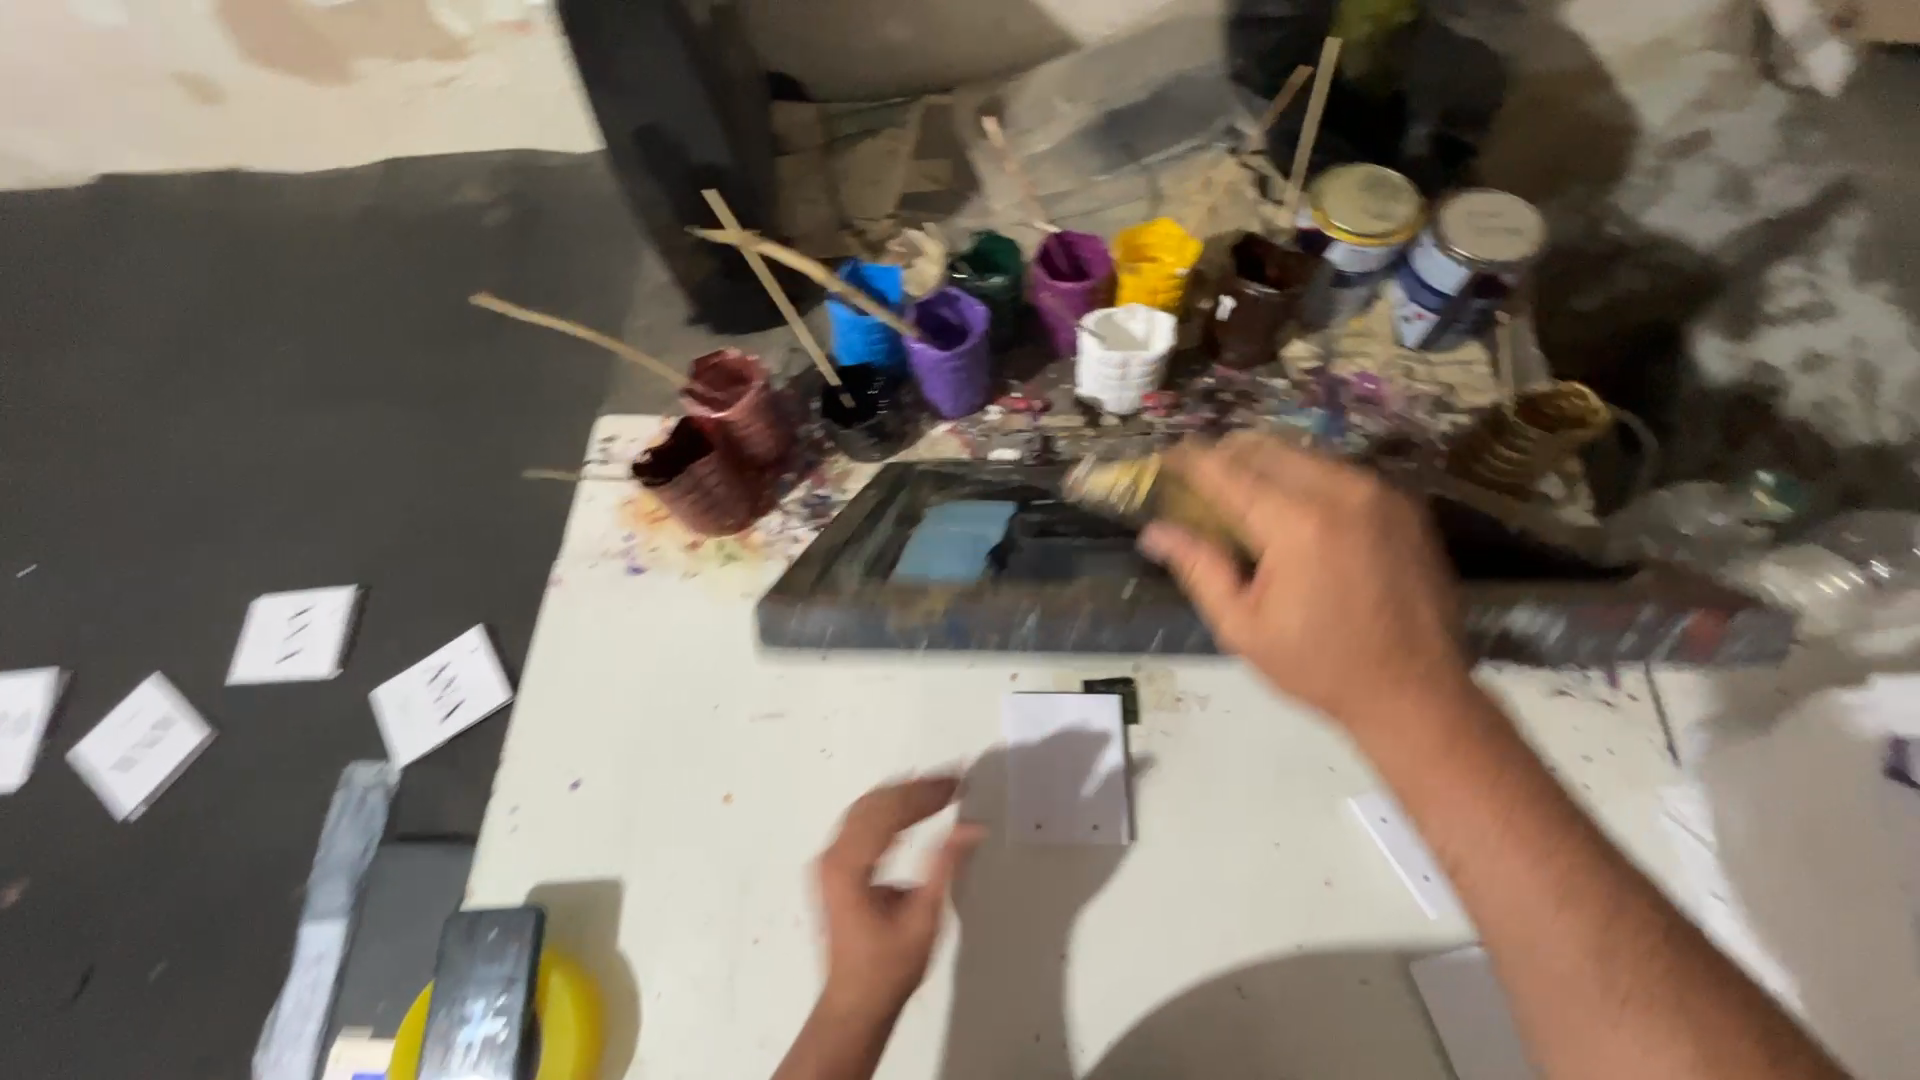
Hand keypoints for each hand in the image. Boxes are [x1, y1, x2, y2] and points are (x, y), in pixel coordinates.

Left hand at [813, 777, 985, 1016]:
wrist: (854, 1004)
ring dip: (902, 794)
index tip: (958, 784)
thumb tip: (971, 827)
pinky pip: (860, 822)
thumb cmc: (889, 968)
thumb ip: (945, 868)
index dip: (925, 794)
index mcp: (848, 866)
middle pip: (874, 803)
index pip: (888, 812)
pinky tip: (913, 807)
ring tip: (940, 788)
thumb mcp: (924, 920)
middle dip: (916, 788)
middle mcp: (832, 856)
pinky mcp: (834, 867)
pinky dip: (889, 808)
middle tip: (954, 781)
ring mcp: (828, 860)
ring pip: (865, 808)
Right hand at [1138, 432, 1478, 738]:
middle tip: (1200, 479)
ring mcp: (1379, 493)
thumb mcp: (1242, 627)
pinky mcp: (1402, 504)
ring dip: (1266, 464)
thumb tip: (1154, 532)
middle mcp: (1341, 492)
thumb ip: (1199, 568)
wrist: (1416, 692)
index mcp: (1296, 524)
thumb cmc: (1319, 667)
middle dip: (1227, 456)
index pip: (1228, 473)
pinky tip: (1292, 510)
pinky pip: (1339, 471)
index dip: (1191, 461)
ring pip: (1305, 454)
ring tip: (1242, 494)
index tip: (1165, 458)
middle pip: (1266, 448)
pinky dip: (1304, 478)